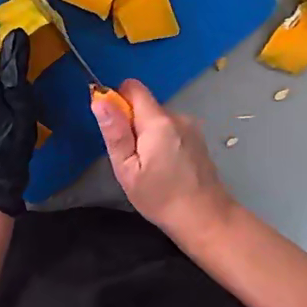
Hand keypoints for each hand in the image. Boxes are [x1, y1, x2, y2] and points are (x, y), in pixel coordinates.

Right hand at [92, 79, 236, 239]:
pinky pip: (169, 129)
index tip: (114, 128)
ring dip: (146, 134)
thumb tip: (99, 98)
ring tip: (148, 165)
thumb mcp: (126, 168)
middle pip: (144, 104)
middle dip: (131, 123)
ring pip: (156, 118)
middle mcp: (177, 116)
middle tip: (130, 157)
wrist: (206, 218)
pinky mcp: (197, 137)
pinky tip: (165, 167)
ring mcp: (190, 126)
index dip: (117, 100)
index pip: (132, 87)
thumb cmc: (159, 197)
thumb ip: (114, 131)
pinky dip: (160, 141)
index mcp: (158, 122)